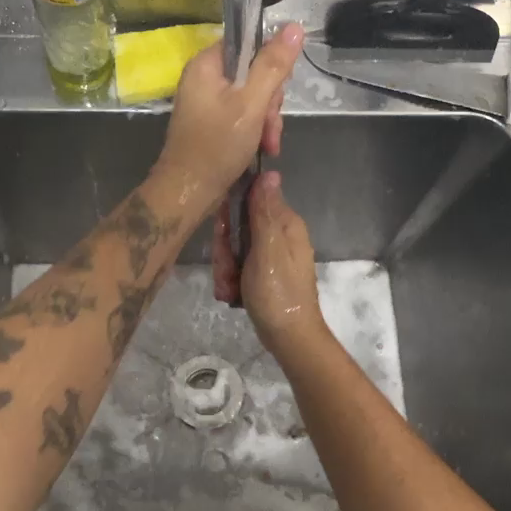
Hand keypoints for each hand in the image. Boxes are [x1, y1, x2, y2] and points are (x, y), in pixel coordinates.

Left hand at [153, 24, 303, 204]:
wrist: (189, 192)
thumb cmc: (217, 146)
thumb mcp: (252, 104)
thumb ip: (273, 66)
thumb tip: (294, 26)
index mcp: (206, 65)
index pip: (247, 44)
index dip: (269, 65)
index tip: (279, 90)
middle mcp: (203, 79)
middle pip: (253, 74)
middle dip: (269, 102)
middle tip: (271, 126)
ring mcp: (206, 103)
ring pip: (251, 98)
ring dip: (266, 121)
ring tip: (269, 144)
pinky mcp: (211, 124)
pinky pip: (242, 116)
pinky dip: (255, 131)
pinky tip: (263, 149)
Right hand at [231, 171, 325, 354]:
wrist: (289, 338)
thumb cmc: (278, 293)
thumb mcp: (267, 249)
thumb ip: (264, 212)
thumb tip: (270, 172)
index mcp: (285, 224)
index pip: (252, 199)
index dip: (231, 213)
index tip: (222, 231)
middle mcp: (280, 236)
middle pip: (239, 227)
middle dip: (225, 249)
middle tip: (226, 268)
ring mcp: (271, 257)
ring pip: (235, 250)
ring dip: (225, 269)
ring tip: (229, 287)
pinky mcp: (264, 276)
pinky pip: (239, 268)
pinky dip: (232, 281)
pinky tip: (231, 294)